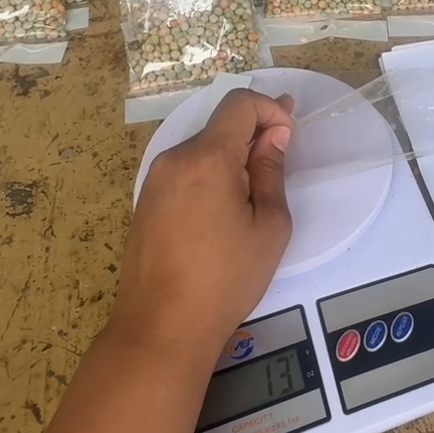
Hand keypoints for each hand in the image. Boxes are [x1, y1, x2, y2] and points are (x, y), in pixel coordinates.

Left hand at [111, 88, 295, 360]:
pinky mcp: (146, 201)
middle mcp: (175, 159)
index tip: (287, 135)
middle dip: (253, 134)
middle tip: (278, 163)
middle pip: (220, 125)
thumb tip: (274, 134)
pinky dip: (209, 175)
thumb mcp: (268, 225)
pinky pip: (185, 170)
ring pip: (202, 148)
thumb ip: (271, 171)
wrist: (160, 329)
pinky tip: (222, 212)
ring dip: (231, 157)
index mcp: (207, 158)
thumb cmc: (225, 279)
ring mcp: (155, 180)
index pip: (239, 104)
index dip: (269, 109)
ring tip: (252, 196)